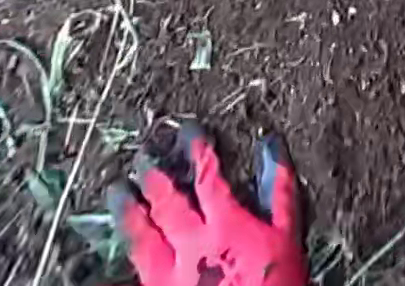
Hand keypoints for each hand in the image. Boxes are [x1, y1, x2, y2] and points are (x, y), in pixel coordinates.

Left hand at [109, 127, 303, 285]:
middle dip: (155, 180)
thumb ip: (279, 187)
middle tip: (142, 159)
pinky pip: (134, 273)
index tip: (189, 133)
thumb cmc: (276, 283)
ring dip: (130, 215)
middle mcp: (191, 247)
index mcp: (225, 225)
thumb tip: (271, 146)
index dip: (199, 153)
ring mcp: (167, 278)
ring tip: (118, 194)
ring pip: (141, 241)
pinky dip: (126, 256)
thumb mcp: (287, 232)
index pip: (208, 179)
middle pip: (167, 208)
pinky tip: (117, 250)